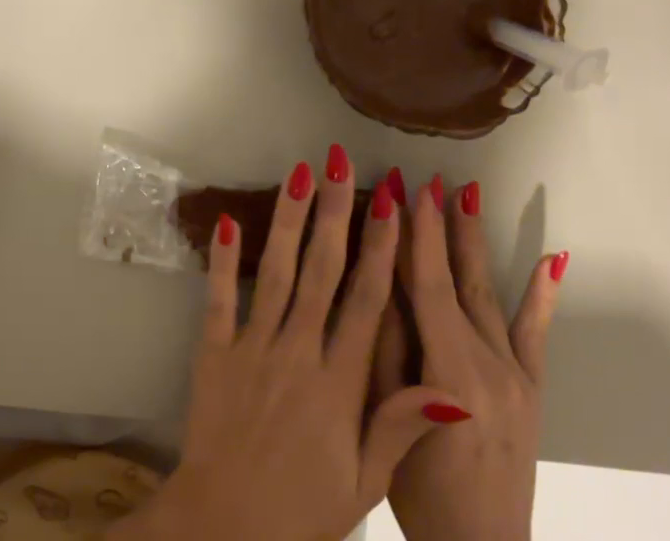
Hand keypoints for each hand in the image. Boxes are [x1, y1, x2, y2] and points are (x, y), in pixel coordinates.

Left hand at [111, 147, 469, 540]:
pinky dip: (222, 261)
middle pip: (321, 272)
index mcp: (340, 383)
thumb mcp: (363, 480)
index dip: (383, 249)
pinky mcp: (213, 355)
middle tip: (340, 164)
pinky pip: (218, 300)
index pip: (368, 302)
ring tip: (297, 174)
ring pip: (274, 274)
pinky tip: (227, 221)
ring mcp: (251, 349)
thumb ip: (401, 426)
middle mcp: (297, 353)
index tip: (393, 204)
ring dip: (286, 221)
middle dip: (334, 213)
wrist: (223, 525)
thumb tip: (455, 389)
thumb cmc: (303, 509)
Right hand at [375, 176, 565, 540]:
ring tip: (470, 196)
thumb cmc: (419, 493)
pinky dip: (542, 295)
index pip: (428, 290)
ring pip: (491, 296)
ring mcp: (518, 376)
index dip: (414, 237)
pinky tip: (552, 259)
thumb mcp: (387, 422)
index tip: (404, 189)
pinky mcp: (533, 389)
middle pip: (460, 283)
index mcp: (452, 376)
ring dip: (476, 244)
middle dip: (442, 227)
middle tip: (432, 178)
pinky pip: (536, 335)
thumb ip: (386, 355)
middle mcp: (491, 366)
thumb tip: (378, 286)